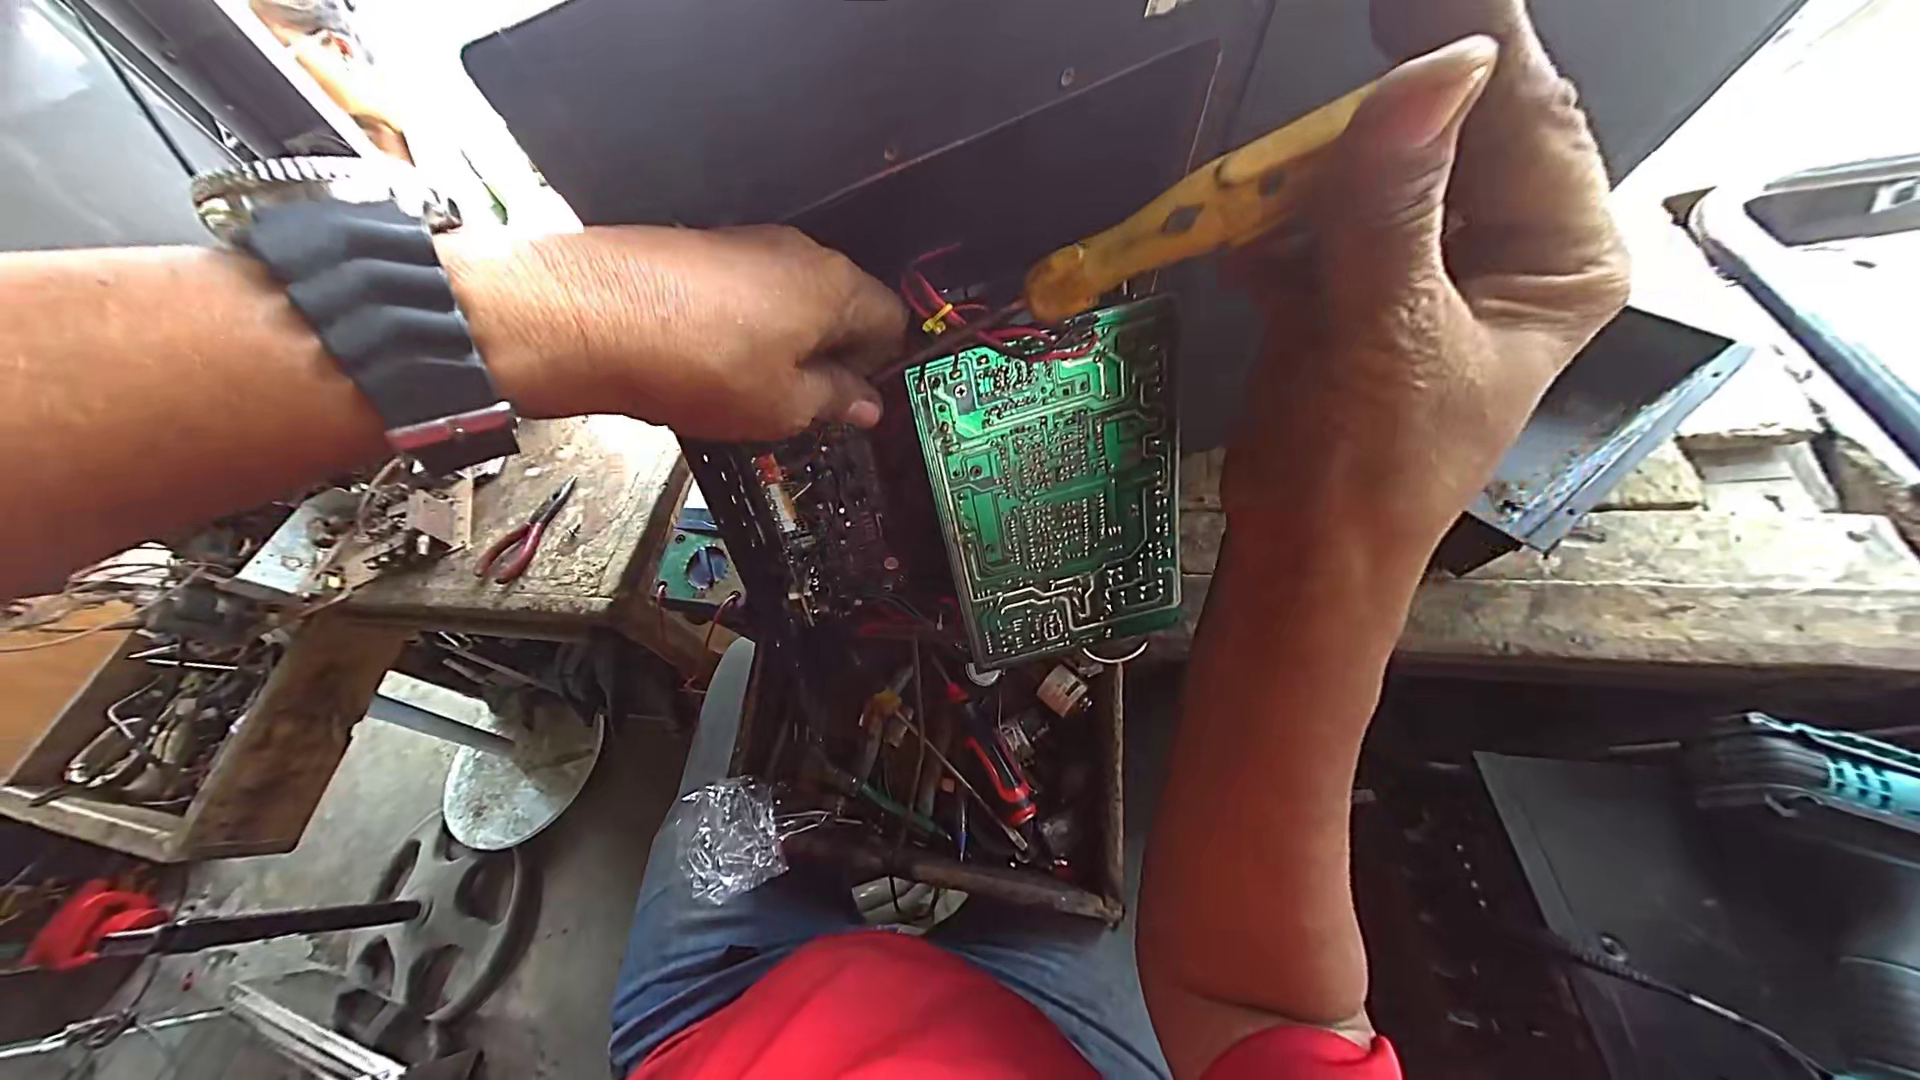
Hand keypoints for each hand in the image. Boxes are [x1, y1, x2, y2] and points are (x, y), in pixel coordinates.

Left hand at [449, 224, 908, 440]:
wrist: (584, 316)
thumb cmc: (696, 362)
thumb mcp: (785, 404)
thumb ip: (836, 401)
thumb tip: (864, 404)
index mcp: (835, 287)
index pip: (893, 320)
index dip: (882, 366)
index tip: (856, 399)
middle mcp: (798, 254)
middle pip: (846, 308)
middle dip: (837, 358)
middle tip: (810, 403)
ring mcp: (749, 246)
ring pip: (798, 303)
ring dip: (794, 347)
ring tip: (760, 388)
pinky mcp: (705, 252)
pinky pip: (754, 295)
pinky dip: (754, 331)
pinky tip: (723, 364)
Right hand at [1224, 0, 1629, 552]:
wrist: (1300, 545)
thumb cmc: (1367, 469)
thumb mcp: (1386, 341)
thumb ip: (1395, 215)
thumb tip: (1429, 73)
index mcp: (1549, 260)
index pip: (1524, 121)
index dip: (1468, 48)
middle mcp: (1483, 259)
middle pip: (1427, 151)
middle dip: (1353, 141)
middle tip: (1285, 144)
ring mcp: (1400, 282)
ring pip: (1352, 195)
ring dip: (1292, 197)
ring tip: (1241, 208)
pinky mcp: (1335, 307)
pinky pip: (1303, 243)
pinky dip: (1265, 244)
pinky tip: (1234, 254)